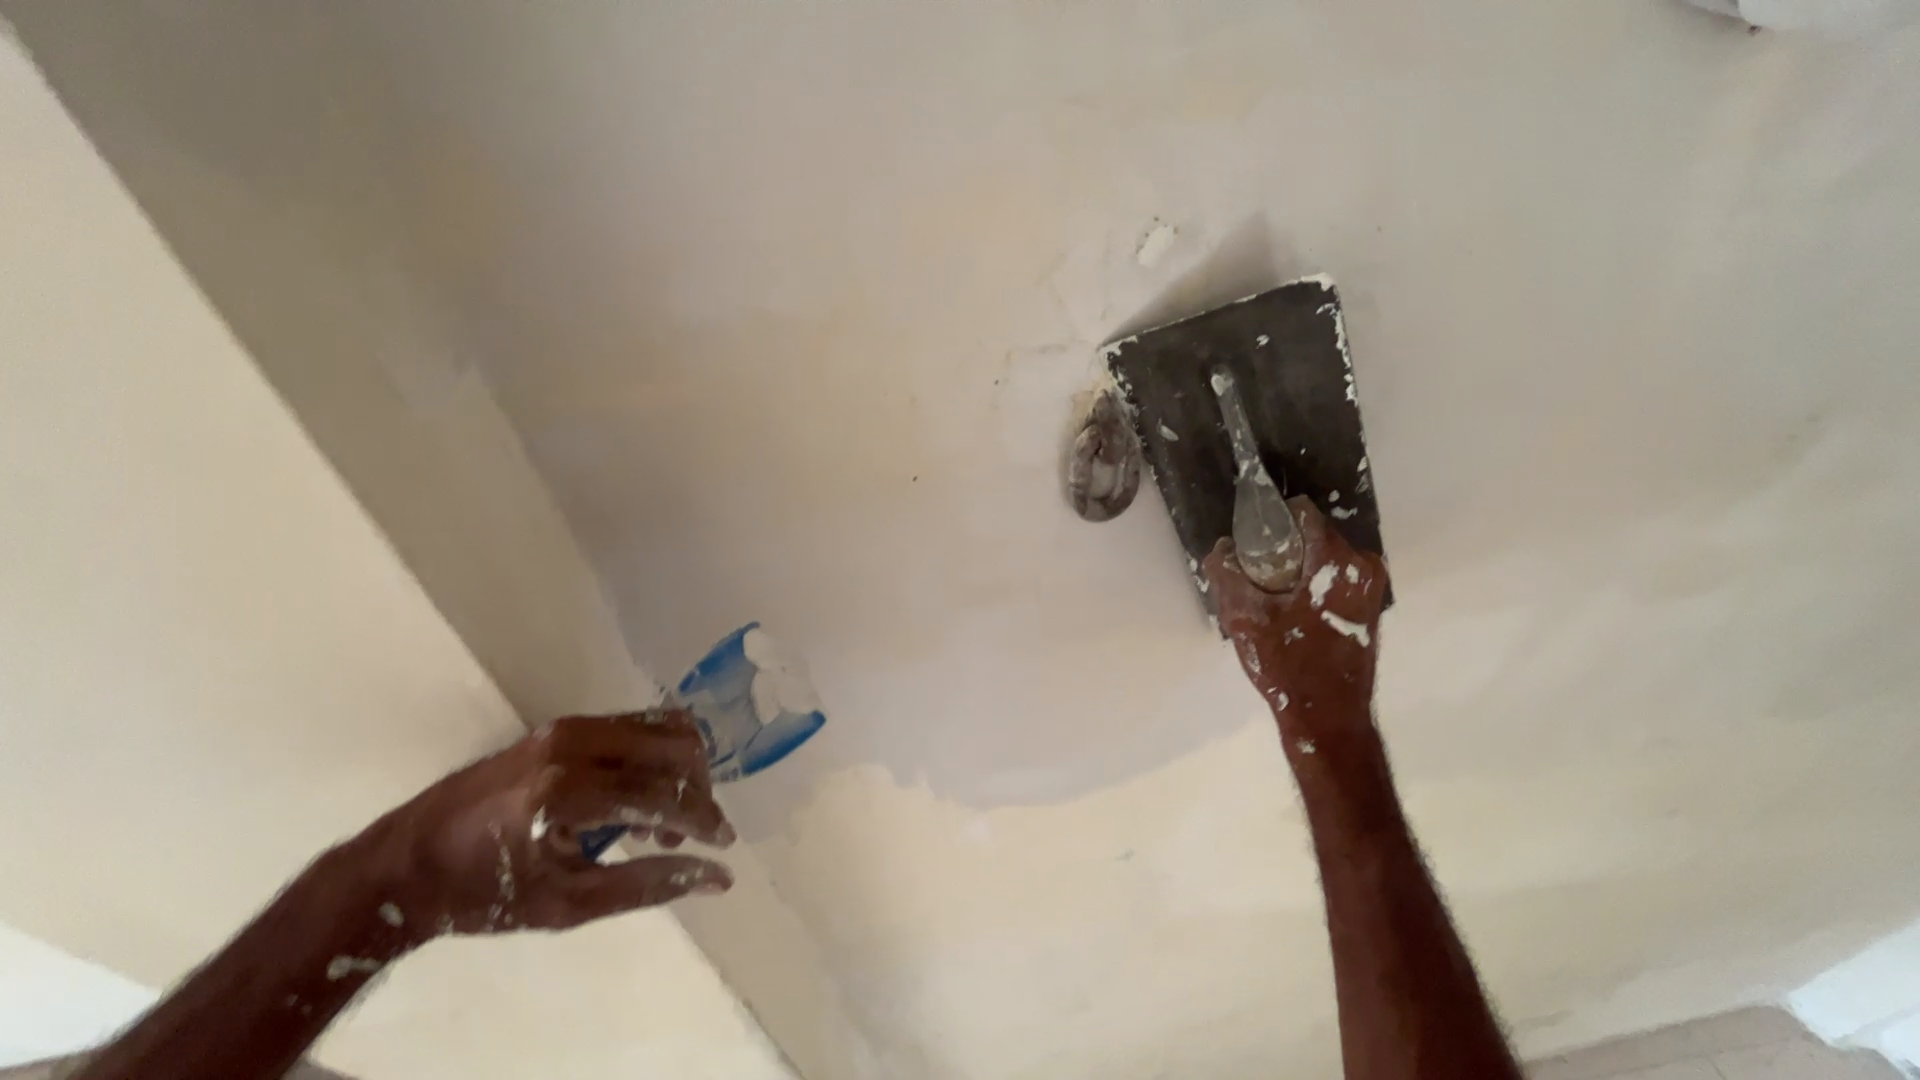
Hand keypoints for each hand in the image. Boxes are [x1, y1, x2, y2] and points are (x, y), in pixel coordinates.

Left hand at [363, 710, 736, 940]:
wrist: (403, 864)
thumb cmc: (483, 895)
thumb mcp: (567, 906)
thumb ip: (647, 886)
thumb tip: (717, 876)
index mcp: (567, 792)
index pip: (662, 793)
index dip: (702, 819)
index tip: (722, 844)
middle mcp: (573, 743)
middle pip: (674, 746)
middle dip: (698, 790)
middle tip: (693, 835)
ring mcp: (567, 727)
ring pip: (662, 725)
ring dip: (682, 768)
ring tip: (668, 819)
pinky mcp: (562, 725)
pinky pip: (636, 724)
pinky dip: (658, 755)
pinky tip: (643, 797)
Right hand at [1203, 497, 1388, 727]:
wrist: (1328, 716)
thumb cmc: (1287, 664)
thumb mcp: (1243, 616)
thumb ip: (1226, 573)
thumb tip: (1221, 547)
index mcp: (1337, 559)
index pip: (1300, 513)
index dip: (1269, 523)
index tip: (1247, 545)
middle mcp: (1362, 565)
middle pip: (1310, 536)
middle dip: (1280, 550)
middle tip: (1254, 580)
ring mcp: (1370, 587)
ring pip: (1320, 558)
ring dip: (1293, 570)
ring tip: (1268, 599)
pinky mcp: (1368, 606)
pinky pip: (1331, 578)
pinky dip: (1308, 586)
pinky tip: (1288, 613)